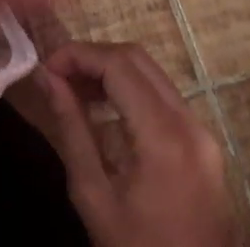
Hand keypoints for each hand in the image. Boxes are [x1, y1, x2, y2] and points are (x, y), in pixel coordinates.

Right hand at [36, 43, 233, 246]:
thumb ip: (71, 127)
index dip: (76, 55)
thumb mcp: (93, 194)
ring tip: (73, 91)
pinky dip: (130, 89)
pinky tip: (103, 109)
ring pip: (152, 73)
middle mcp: (191, 124)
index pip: (117, 64)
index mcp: (164, 136)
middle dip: (92, 56)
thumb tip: (46, 77)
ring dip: (110, 70)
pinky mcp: (205, 145)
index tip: (45, 70)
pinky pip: (163, 96)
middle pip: (137, 59)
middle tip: (57, 76)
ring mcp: (203, 134)